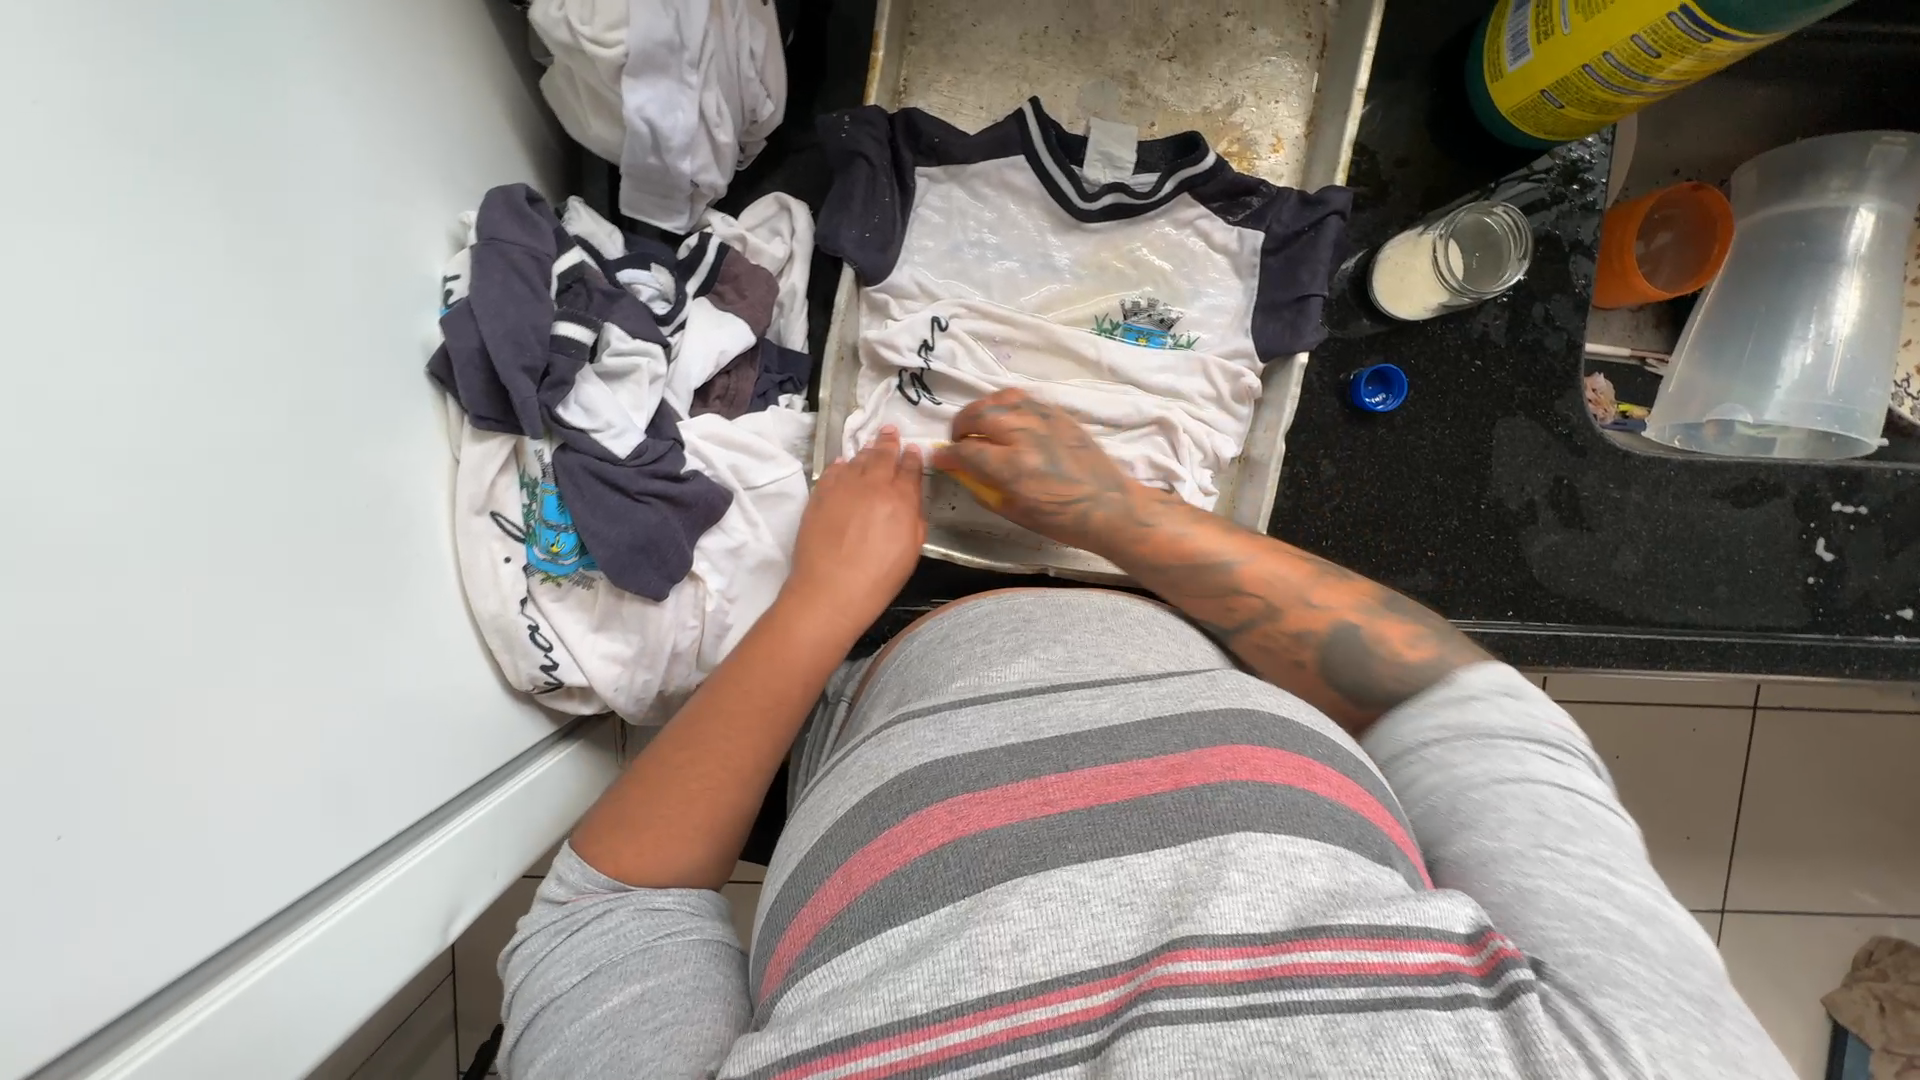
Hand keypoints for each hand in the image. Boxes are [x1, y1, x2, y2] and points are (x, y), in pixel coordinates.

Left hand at [781, 426, 925, 635]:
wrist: (831, 589)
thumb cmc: (879, 579)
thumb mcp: (911, 551)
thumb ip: (914, 521)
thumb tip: (910, 504)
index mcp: (901, 499)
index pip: (910, 469)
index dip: (913, 458)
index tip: (913, 449)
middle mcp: (873, 485)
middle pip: (883, 455)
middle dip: (888, 442)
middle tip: (890, 430)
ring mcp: (843, 487)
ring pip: (857, 459)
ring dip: (866, 451)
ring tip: (870, 444)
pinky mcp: (819, 495)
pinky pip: (833, 471)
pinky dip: (841, 465)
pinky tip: (844, 463)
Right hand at [929, 389, 1148, 551]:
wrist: (1109, 507)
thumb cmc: (1061, 520)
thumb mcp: (1015, 513)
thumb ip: (984, 489)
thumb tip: (963, 473)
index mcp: (1012, 467)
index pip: (966, 451)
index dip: (948, 456)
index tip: (940, 459)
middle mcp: (1025, 436)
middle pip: (978, 416)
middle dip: (960, 427)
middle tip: (958, 440)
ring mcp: (1044, 420)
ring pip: (1000, 400)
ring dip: (981, 410)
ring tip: (978, 424)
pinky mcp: (1059, 414)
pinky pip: (1024, 398)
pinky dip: (1006, 405)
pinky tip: (1005, 418)